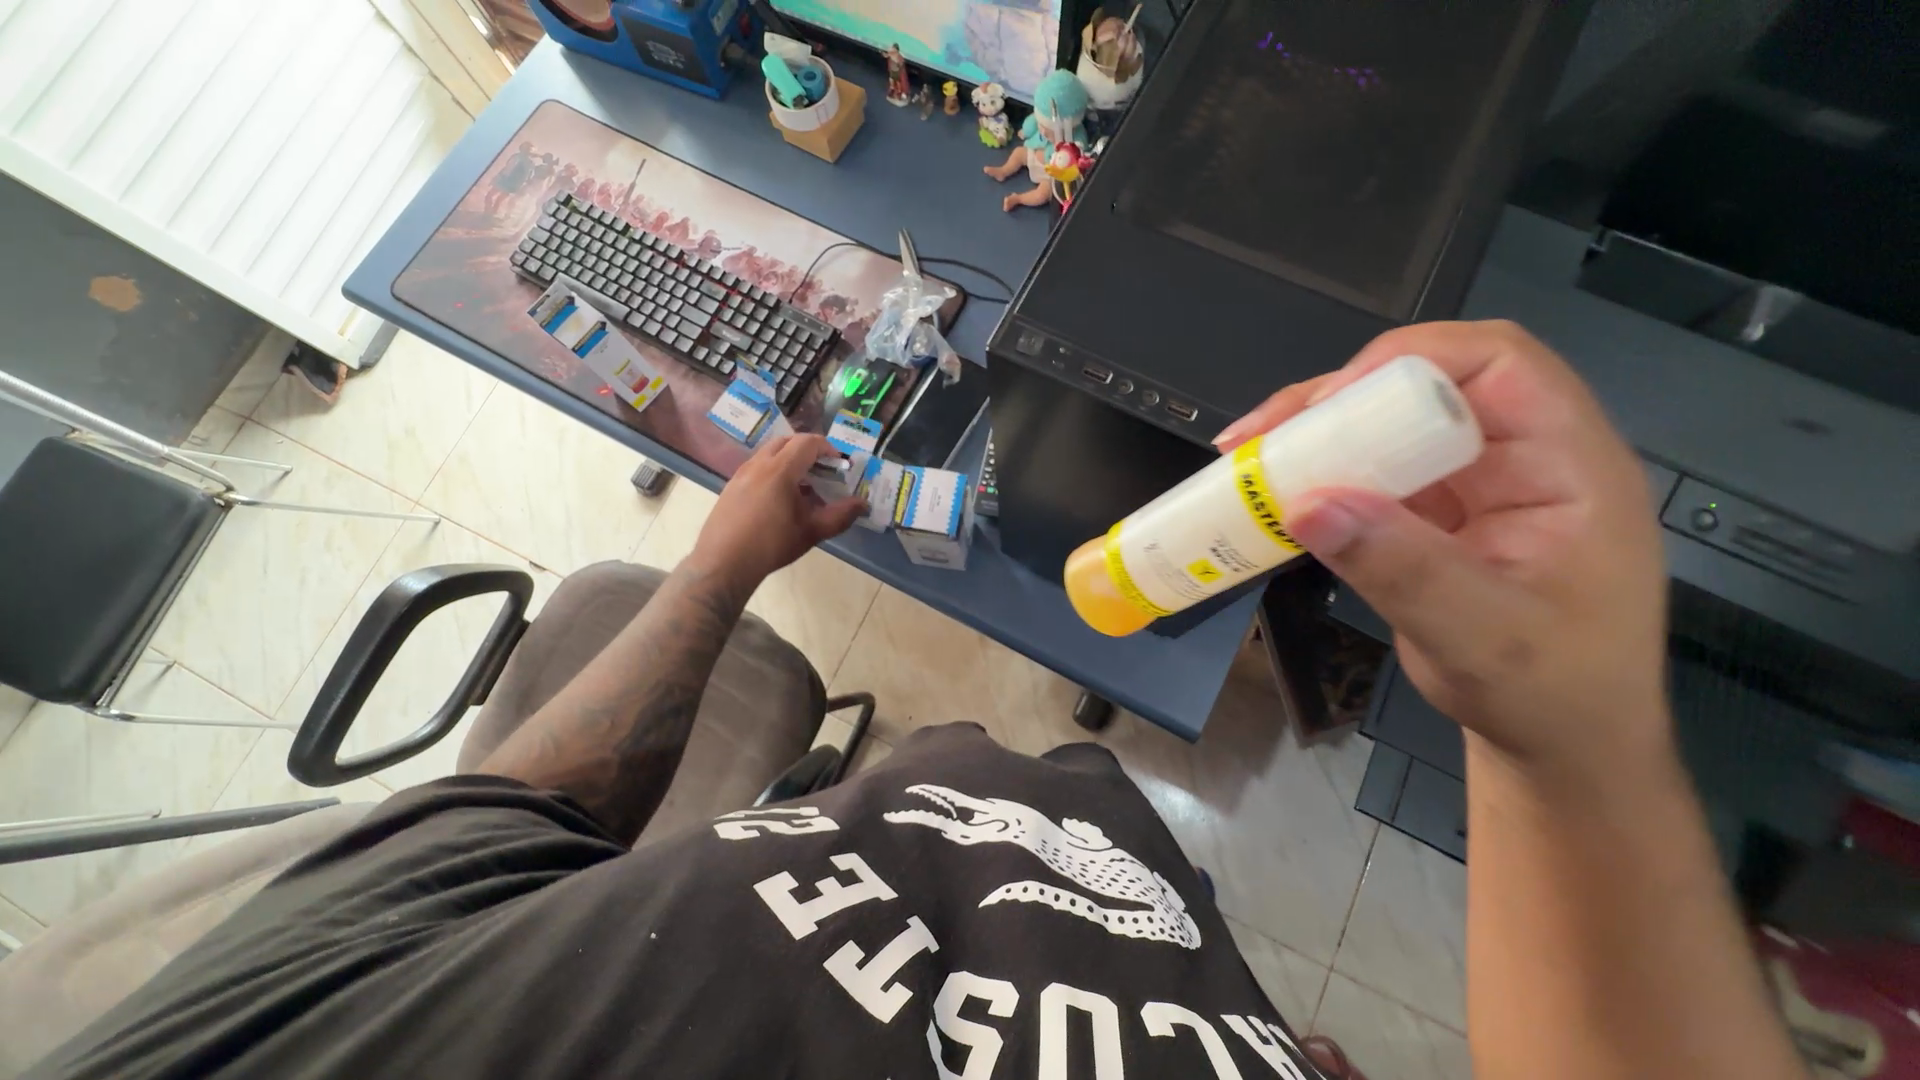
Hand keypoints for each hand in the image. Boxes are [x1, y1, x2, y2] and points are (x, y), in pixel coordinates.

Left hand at [692, 434, 866, 585]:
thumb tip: (862, 504)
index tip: (840, 465)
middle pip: (786, 442)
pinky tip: (780, 500)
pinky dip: (774, 472)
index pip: (807, 443)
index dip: (828, 448)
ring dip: (790, 461)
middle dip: (808, 450)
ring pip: (769, 454)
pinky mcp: (731, 487)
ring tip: (803, 488)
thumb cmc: (771, 545)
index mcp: (780, 470)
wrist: (723, 563)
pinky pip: (757, 468)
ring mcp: (741, 474)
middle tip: (823, 471)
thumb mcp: (812, 531)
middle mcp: (758, 464)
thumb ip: (840, 515)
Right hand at [1218, 321, 1670, 773]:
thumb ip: (1403, 569)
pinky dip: (1316, 477)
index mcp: (1565, 464)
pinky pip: (1367, 474)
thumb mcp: (1482, 637)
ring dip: (1314, 436)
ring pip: (1384, 426)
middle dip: (1334, 401)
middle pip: (1421, 385)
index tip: (1327, 408)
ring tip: (1246, 459)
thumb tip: (1306, 504)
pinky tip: (1273, 495)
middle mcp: (1516, 457)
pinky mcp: (1432, 513)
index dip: (1409, 363)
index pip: (1496, 362)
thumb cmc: (1552, 694)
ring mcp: (1471, 484)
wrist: (1558, 740)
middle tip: (1257, 437)